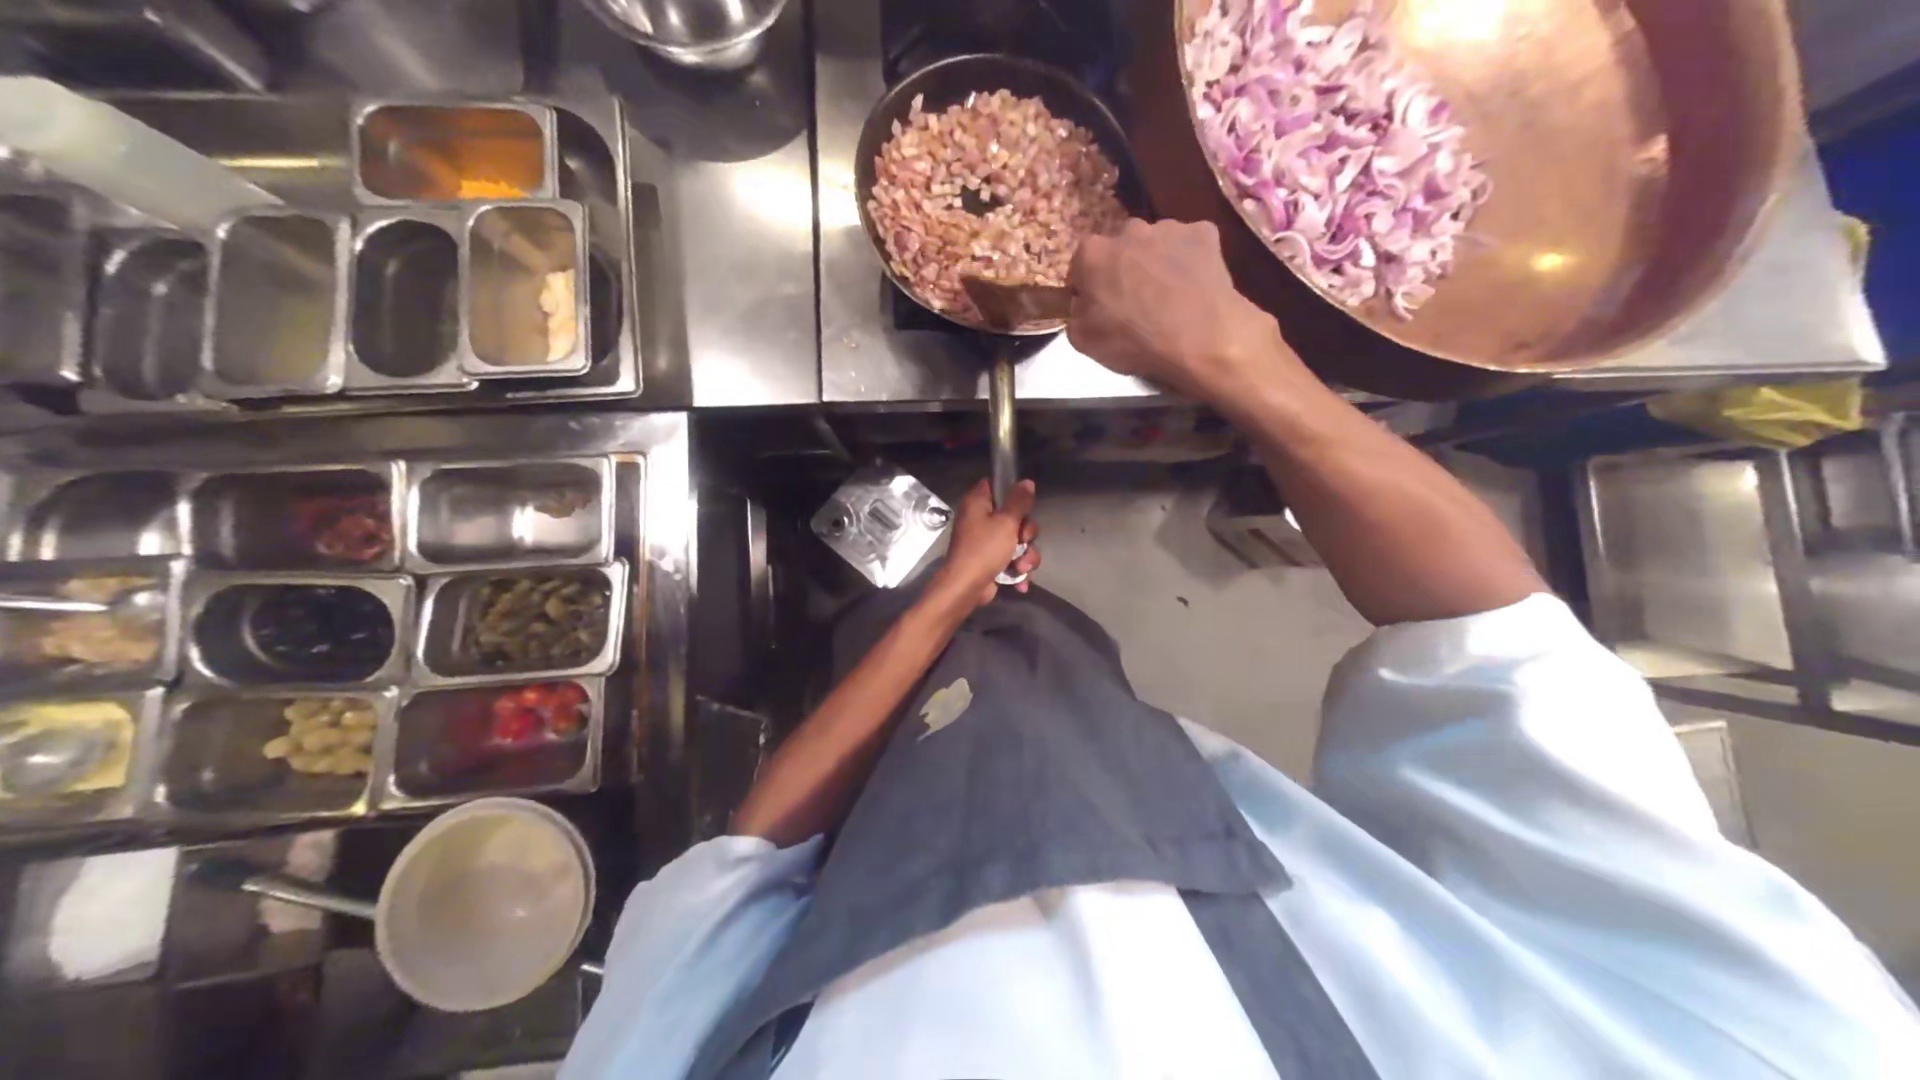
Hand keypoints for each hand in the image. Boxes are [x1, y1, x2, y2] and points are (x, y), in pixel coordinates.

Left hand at [928, 478, 1040, 613]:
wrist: (966, 587)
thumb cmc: (984, 549)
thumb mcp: (1006, 522)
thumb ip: (1019, 501)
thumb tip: (1027, 481)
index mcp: (978, 503)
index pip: (995, 485)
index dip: (1011, 492)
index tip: (1024, 503)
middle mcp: (980, 518)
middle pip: (1014, 515)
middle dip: (1026, 533)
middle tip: (1022, 540)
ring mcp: (986, 541)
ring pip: (1018, 540)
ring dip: (1025, 555)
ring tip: (1021, 567)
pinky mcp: (992, 560)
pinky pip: (1012, 558)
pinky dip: (1018, 569)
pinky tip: (1020, 581)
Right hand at [1068, 219, 1305, 402]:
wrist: (1199, 338)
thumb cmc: (1133, 340)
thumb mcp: (1083, 341)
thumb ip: (1075, 314)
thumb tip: (1083, 304)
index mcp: (1092, 253)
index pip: (1081, 264)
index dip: (1087, 286)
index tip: (1096, 305)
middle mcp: (1128, 229)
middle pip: (1120, 249)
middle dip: (1123, 269)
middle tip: (1133, 301)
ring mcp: (1168, 228)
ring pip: (1155, 244)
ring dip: (1155, 262)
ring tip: (1167, 295)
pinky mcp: (1204, 233)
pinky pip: (1189, 245)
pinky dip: (1188, 260)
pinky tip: (1192, 285)